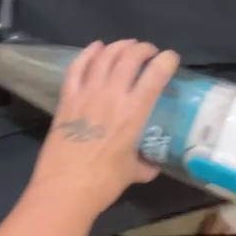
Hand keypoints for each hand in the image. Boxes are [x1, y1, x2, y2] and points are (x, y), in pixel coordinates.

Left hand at [27, 40, 178, 220]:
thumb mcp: (132, 173)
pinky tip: (95, 47)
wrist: (64, 189)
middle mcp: (111, 96)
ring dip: (118, 47)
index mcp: (133, 112)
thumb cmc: (103, 183)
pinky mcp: (67, 100)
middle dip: (142, 49)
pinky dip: (87, 54)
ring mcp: (86, 95)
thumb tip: (151, 165)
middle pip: (129, 58)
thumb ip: (144, 164)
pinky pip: (76, 69)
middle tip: (148, 51)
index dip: (166, 61)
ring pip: (104, 58)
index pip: (155, 75)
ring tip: (126, 45)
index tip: (170, 58)